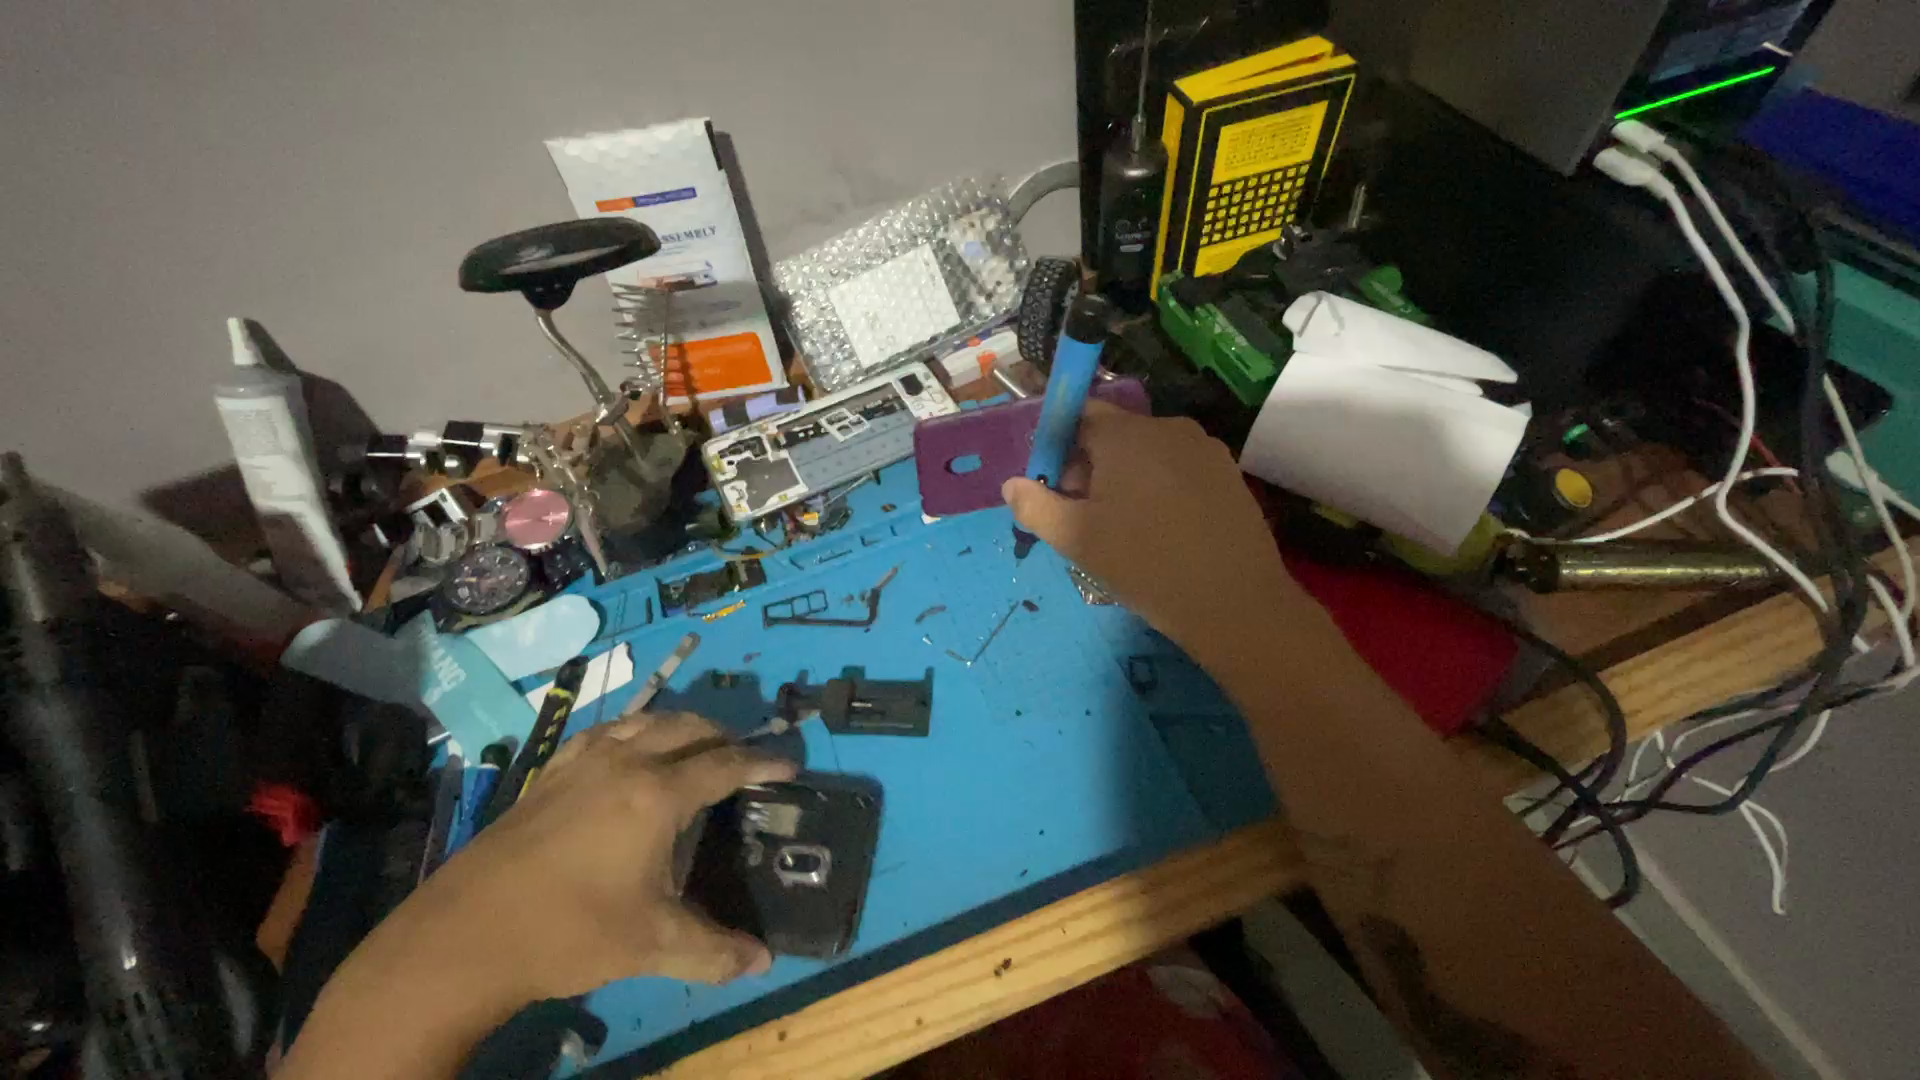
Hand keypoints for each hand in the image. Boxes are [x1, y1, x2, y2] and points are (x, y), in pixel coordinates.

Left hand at [402, 710, 795, 999]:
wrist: (464, 936)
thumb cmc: (568, 932)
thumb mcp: (651, 944)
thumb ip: (713, 951)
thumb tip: (762, 962)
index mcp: (657, 795)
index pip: (724, 765)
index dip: (762, 761)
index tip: (789, 763)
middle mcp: (624, 765)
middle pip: (686, 728)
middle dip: (722, 734)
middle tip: (743, 754)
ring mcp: (581, 764)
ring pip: (642, 722)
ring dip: (678, 725)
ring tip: (694, 743)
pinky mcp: (548, 774)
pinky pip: (602, 733)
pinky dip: (630, 730)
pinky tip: (626, 748)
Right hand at [1002, 403, 1307, 659]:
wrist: (1234, 603)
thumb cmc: (1145, 565)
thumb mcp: (1076, 540)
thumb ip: (1035, 506)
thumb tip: (1012, 485)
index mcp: (1126, 434)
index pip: (1079, 415)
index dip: (1058, 447)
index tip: (1053, 487)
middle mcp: (1168, 428)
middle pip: (1114, 434)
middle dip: (1090, 466)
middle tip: (1084, 516)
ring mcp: (1204, 449)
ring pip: (1148, 453)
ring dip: (1126, 479)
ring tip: (1123, 529)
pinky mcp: (1229, 473)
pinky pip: (1178, 468)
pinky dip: (1160, 488)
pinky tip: (1161, 531)